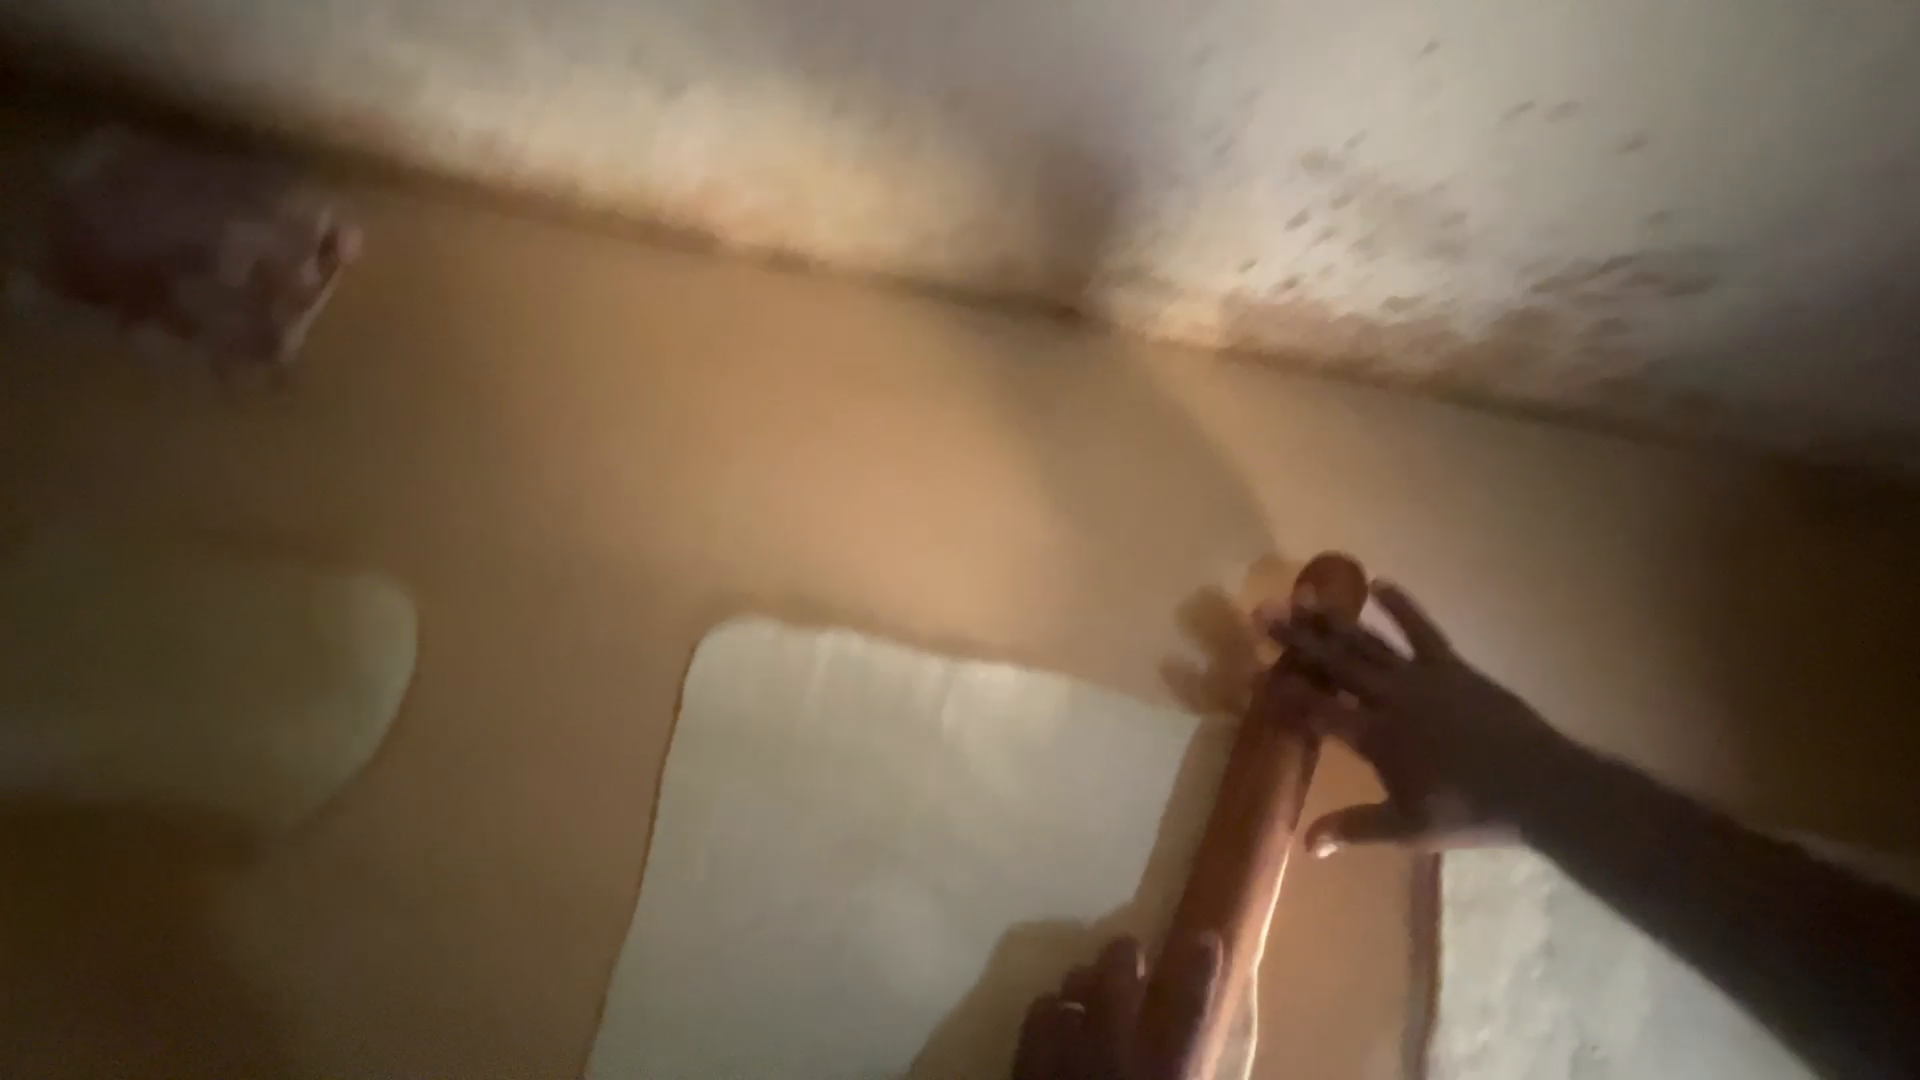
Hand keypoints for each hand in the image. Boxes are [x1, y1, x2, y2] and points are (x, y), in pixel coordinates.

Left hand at [1012, 933, 1220, 1079]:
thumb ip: (1181, 1072)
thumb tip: (1189, 1063)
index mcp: (1164, 1074)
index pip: (1189, 1010)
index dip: (1200, 970)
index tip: (1207, 937)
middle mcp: (1115, 1053)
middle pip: (1119, 976)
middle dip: (1124, 956)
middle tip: (1128, 951)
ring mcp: (1065, 1055)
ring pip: (1071, 989)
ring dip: (1080, 983)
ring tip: (1085, 986)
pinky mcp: (1028, 1067)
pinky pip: (1037, 1016)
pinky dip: (1049, 1012)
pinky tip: (1054, 1020)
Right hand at [1270, 581, 1577, 856]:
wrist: (1543, 789)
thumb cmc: (1470, 811)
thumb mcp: (1407, 828)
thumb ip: (1354, 829)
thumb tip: (1307, 845)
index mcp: (1375, 737)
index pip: (1319, 709)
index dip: (1286, 691)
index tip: (1256, 671)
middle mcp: (1390, 699)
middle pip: (1335, 664)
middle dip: (1297, 639)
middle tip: (1264, 613)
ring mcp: (1421, 678)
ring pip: (1368, 643)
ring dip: (1335, 619)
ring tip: (1305, 595)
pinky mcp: (1452, 667)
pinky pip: (1423, 632)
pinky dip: (1402, 607)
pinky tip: (1380, 583)